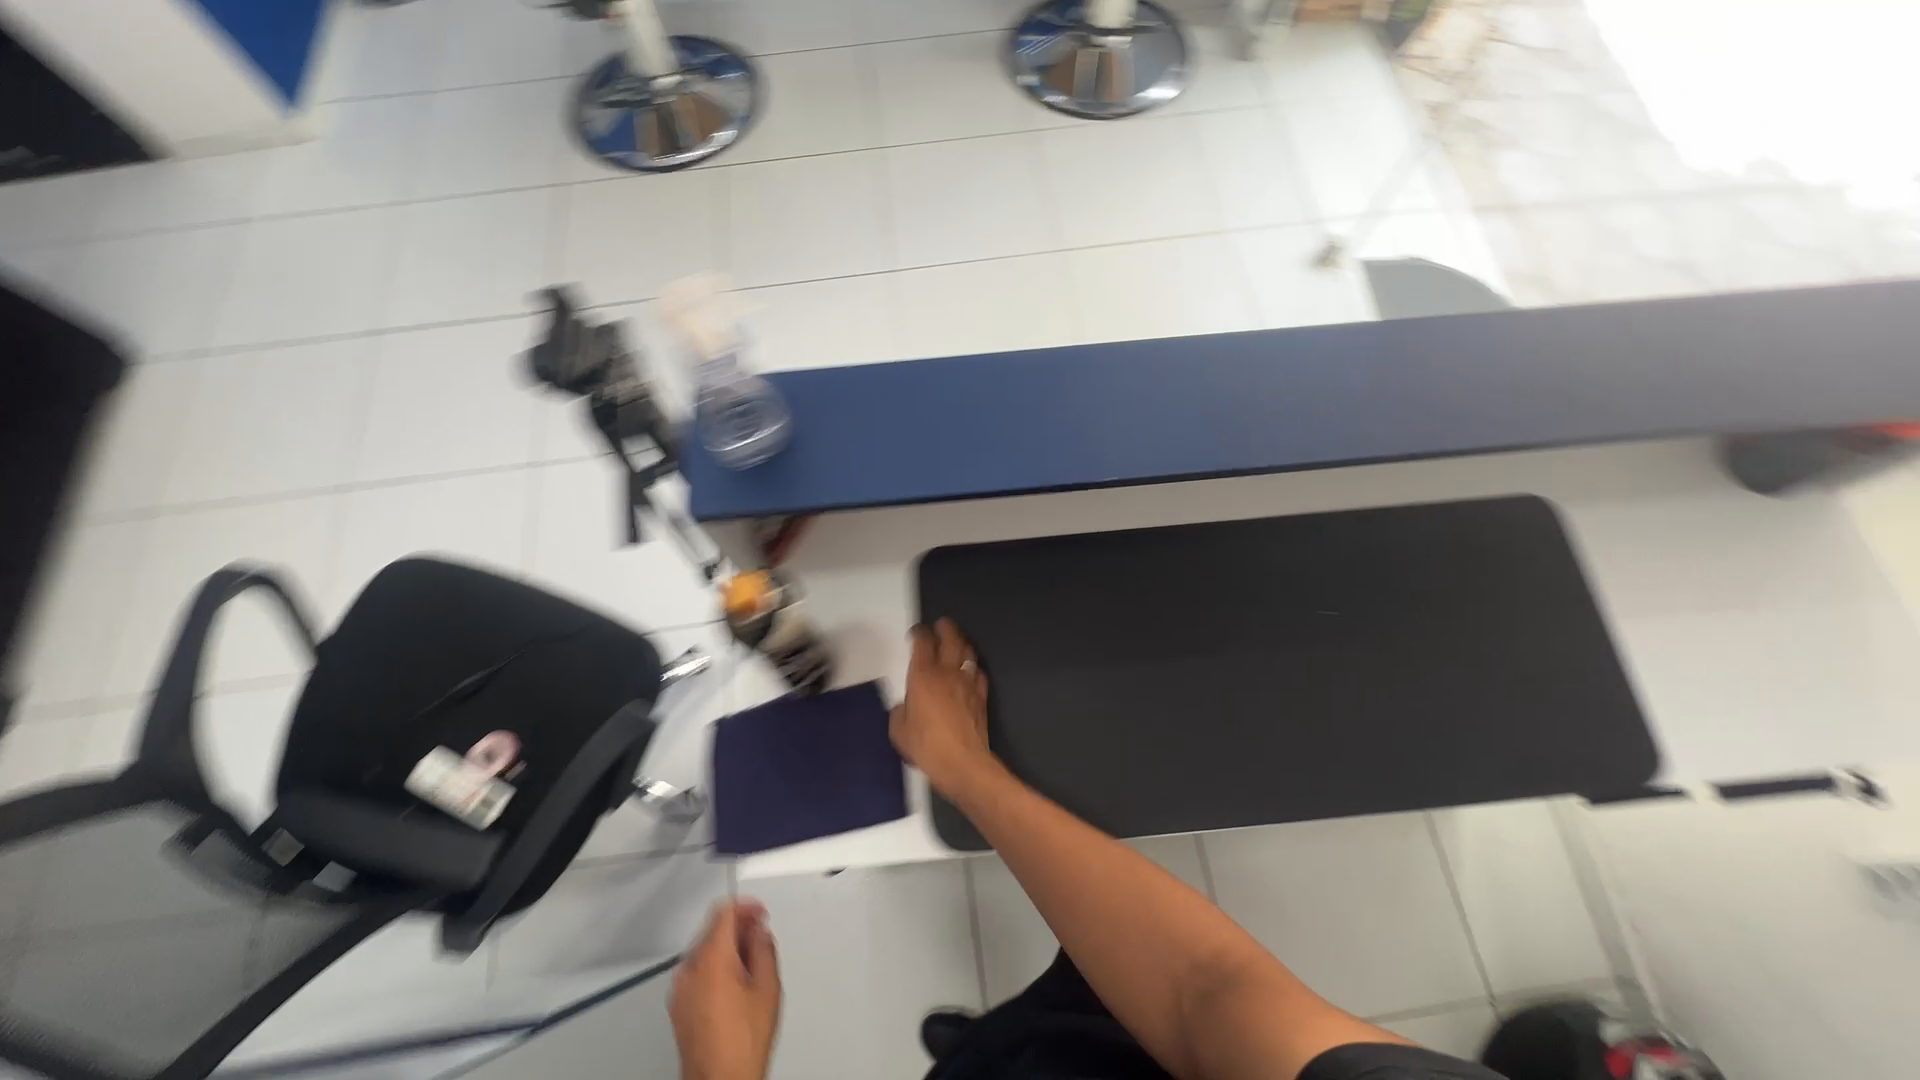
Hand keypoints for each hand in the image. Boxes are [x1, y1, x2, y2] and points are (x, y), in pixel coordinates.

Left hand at [670, 900, 781, 1079]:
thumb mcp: (768, 987)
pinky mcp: (678, 1005)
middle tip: (760, 935)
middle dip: (737, 928)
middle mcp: (689, 968)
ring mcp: (680, 988)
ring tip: (751, 962)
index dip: (745, 906)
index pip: (723, 912)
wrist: (719, 1079)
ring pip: (704, 951)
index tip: (760, 912)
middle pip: (712, 930)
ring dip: (726, 947)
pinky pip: (696, 972)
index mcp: (712, 958)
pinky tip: (733, 982)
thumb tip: (759, 933)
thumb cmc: (744, 1039)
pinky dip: (714, 967)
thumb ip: (764, 950)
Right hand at [890, 619, 997, 797]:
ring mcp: (968, 683)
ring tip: (956, 643)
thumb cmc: (926, 746)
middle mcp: (947, 672)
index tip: (915, 633)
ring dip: (961, 644)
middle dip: (945, 628)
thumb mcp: (898, 730)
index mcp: (923, 675)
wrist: (962, 763)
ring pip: (968, 652)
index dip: (919, 632)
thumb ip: (899, 711)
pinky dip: (973, 668)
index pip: (922, 642)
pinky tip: (969, 673)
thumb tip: (905, 706)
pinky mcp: (982, 696)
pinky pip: (978, 673)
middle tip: (940, 625)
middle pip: (951, 638)